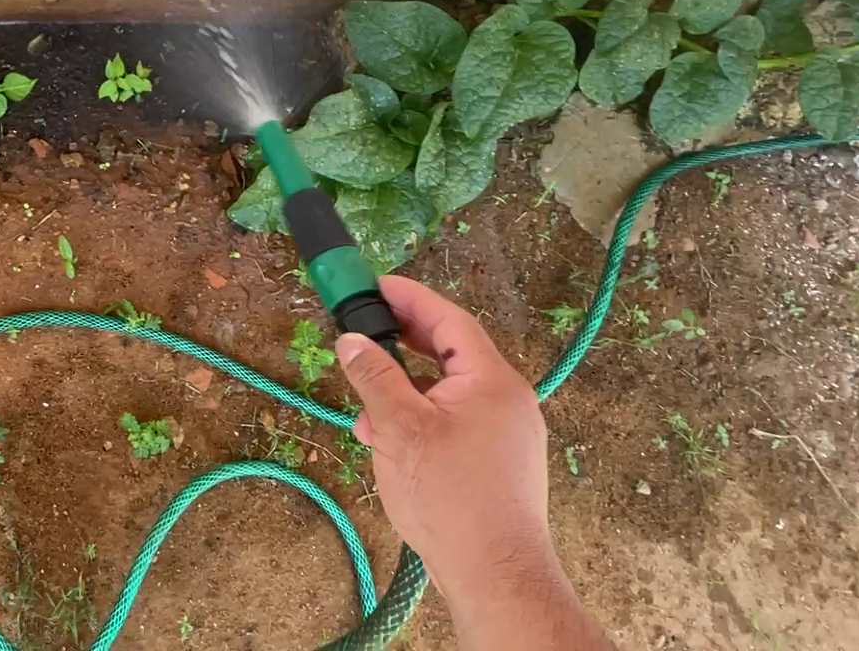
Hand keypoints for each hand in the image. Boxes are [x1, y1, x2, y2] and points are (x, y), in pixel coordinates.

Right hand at [336, 276, 612, 650]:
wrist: (495, 575)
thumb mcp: (397, 424)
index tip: (375, 283)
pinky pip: (452, 417)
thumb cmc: (447, 493)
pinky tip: (386, 437)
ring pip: (446, 388)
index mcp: (491, 380)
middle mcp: (506, 399)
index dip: (410, 297)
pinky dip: (417, 413)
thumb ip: (373, 374)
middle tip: (365, 326)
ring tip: (365, 401)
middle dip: (403, 339)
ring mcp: (505, 432)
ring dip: (403, 384)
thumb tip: (351, 339)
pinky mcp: (496, 459)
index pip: (449, 319)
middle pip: (450, 350)